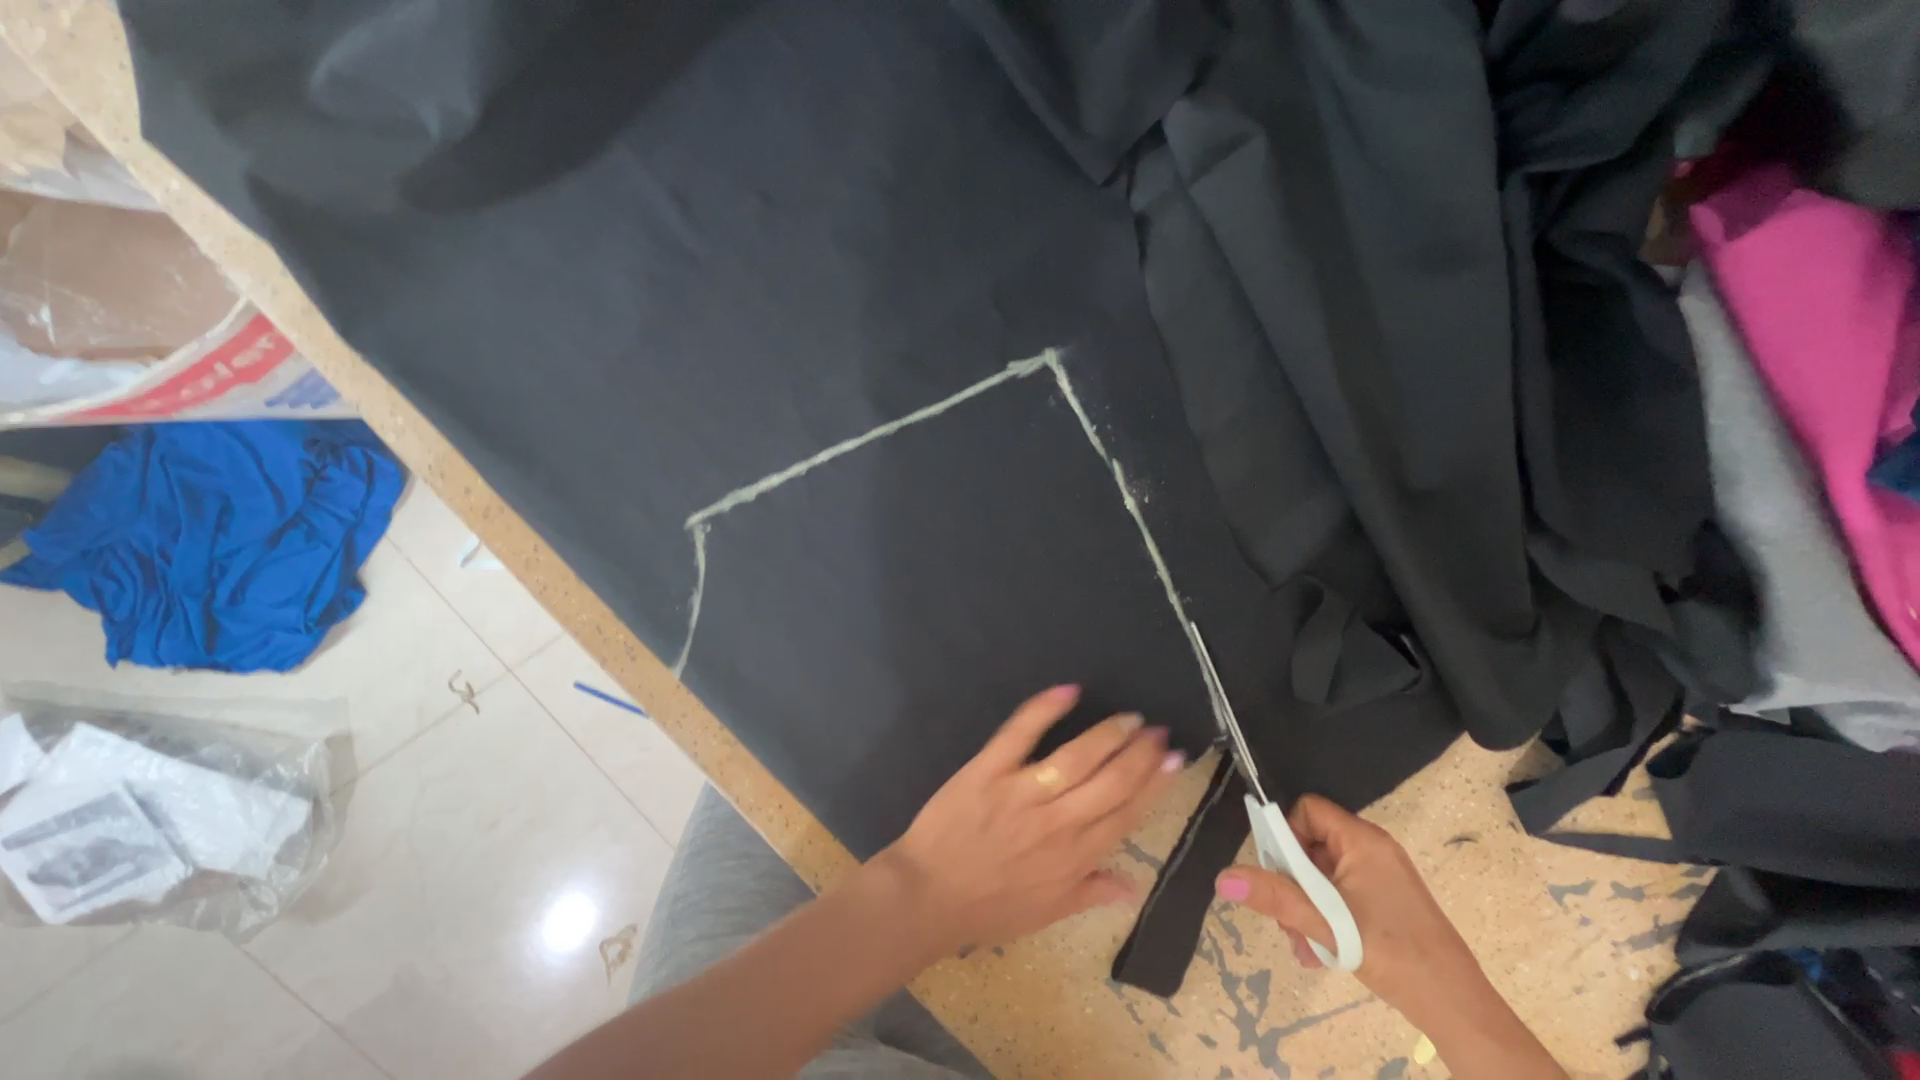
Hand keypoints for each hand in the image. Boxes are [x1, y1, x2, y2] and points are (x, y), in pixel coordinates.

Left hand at [871, 684, 1186, 957]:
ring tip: (1130, 717)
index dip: (1154, 784)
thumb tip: (1135, 883)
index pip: (1125, 813)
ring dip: (1109, 734)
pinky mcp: (988, 770)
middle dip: (1140, 754)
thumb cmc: (988, 908)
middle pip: (1111, 781)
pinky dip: (1044, 709)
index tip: (1173, 760)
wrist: (927, 897)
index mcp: (1075, 856)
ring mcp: (1022, 793)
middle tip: (1158, 731)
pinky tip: (1068, 691)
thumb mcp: (1046, 913)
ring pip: (1077, 757)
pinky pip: (1020, 734)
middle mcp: (1057, 822)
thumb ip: (1091, 891)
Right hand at [1213, 795, 1483, 1026]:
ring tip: (1305, 945)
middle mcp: (1373, 849)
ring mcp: (1382, 876)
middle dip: (1291, 882)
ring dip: (1305, 906)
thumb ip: (1272, 896)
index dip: (1285, 835)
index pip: (1308, 810)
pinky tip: (1323, 952)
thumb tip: (1223, 877)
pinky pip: (1342, 893)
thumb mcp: (1323, 923)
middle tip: (1288, 920)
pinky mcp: (1387, 900)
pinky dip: (1326, 917)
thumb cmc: (1389, 951)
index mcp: (1361, 841)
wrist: (1453, 1002)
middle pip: (1311, 844)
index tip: (1279, 874)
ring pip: (1323, 875)